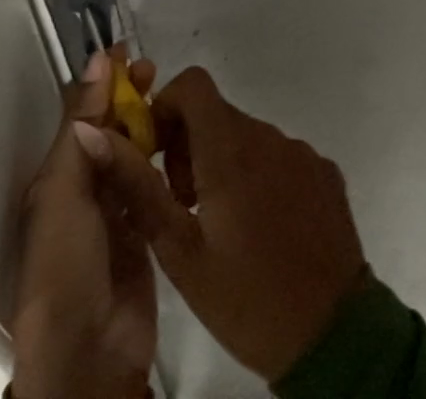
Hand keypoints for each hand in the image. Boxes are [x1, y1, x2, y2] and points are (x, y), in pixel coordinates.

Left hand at [11, 49, 158, 398]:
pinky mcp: (143, 237)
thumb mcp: (65, 189)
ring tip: (174, 100)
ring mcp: (114, 215)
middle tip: (154, 70)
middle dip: (126, 99)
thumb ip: (83, 128)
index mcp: (57, 176)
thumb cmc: (66, 261)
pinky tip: (185, 146)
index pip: (81, 116)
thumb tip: (96, 62)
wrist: (88, 347)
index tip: (125, 50)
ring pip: (132, 158)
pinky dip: (163, 164)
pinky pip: (151, 190)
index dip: (100, 82)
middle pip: (108, 133)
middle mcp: (83, 190)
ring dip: (147, 126)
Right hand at [88, 67, 367, 381]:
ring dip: (223, 161)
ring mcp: (303, 157)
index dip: (166, 107)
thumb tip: (91, 133)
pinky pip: (280, 157)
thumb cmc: (246, 299)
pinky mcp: (327, 176)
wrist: (334, 341)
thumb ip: (136, 184)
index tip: (156, 152)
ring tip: (218, 221)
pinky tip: (259, 227)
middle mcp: (271, 139)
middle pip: (217, 113)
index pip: (193, 85)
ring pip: (247, 136)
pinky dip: (259, 175)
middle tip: (182, 202)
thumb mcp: (179, 249)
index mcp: (231, 150)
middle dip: (188, 144)